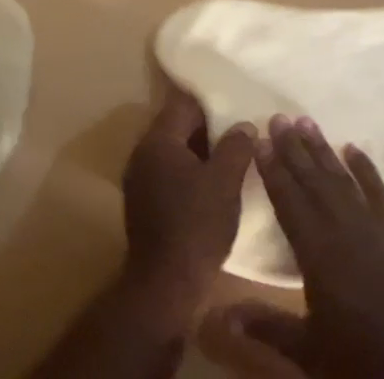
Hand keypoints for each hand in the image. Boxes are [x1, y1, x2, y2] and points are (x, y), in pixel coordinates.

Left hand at [119, 88, 257, 312]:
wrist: (166, 282)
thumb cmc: (197, 225)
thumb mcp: (225, 181)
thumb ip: (236, 146)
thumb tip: (244, 124)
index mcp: (157, 141)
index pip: (183, 104)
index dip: (211, 101)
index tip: (236, 101)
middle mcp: (141, 153)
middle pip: (176, 126)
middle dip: (208, 126)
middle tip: (240, 128)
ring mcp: (139, 179)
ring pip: (173, 152)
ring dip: (200, 151)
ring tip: (232, 155)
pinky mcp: (143, 202)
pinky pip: (169, 173)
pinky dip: (190, 171)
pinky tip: (214, 183)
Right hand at [198, 116, 383, 378]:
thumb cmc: (360, 354)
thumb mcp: (307, 348)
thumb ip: (265, 325)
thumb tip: (219, 316)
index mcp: (317, 253)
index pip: (289, 201)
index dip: (272, 170)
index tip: (258, 140)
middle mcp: (343, 230)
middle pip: (314, 181)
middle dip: (294, 148)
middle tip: (279, 117)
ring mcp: (374, 228)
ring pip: (343, 180)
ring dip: (324, 150)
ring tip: (307, 122)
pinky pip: (379, 193)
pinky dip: (366, 170)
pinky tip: (354, 149)